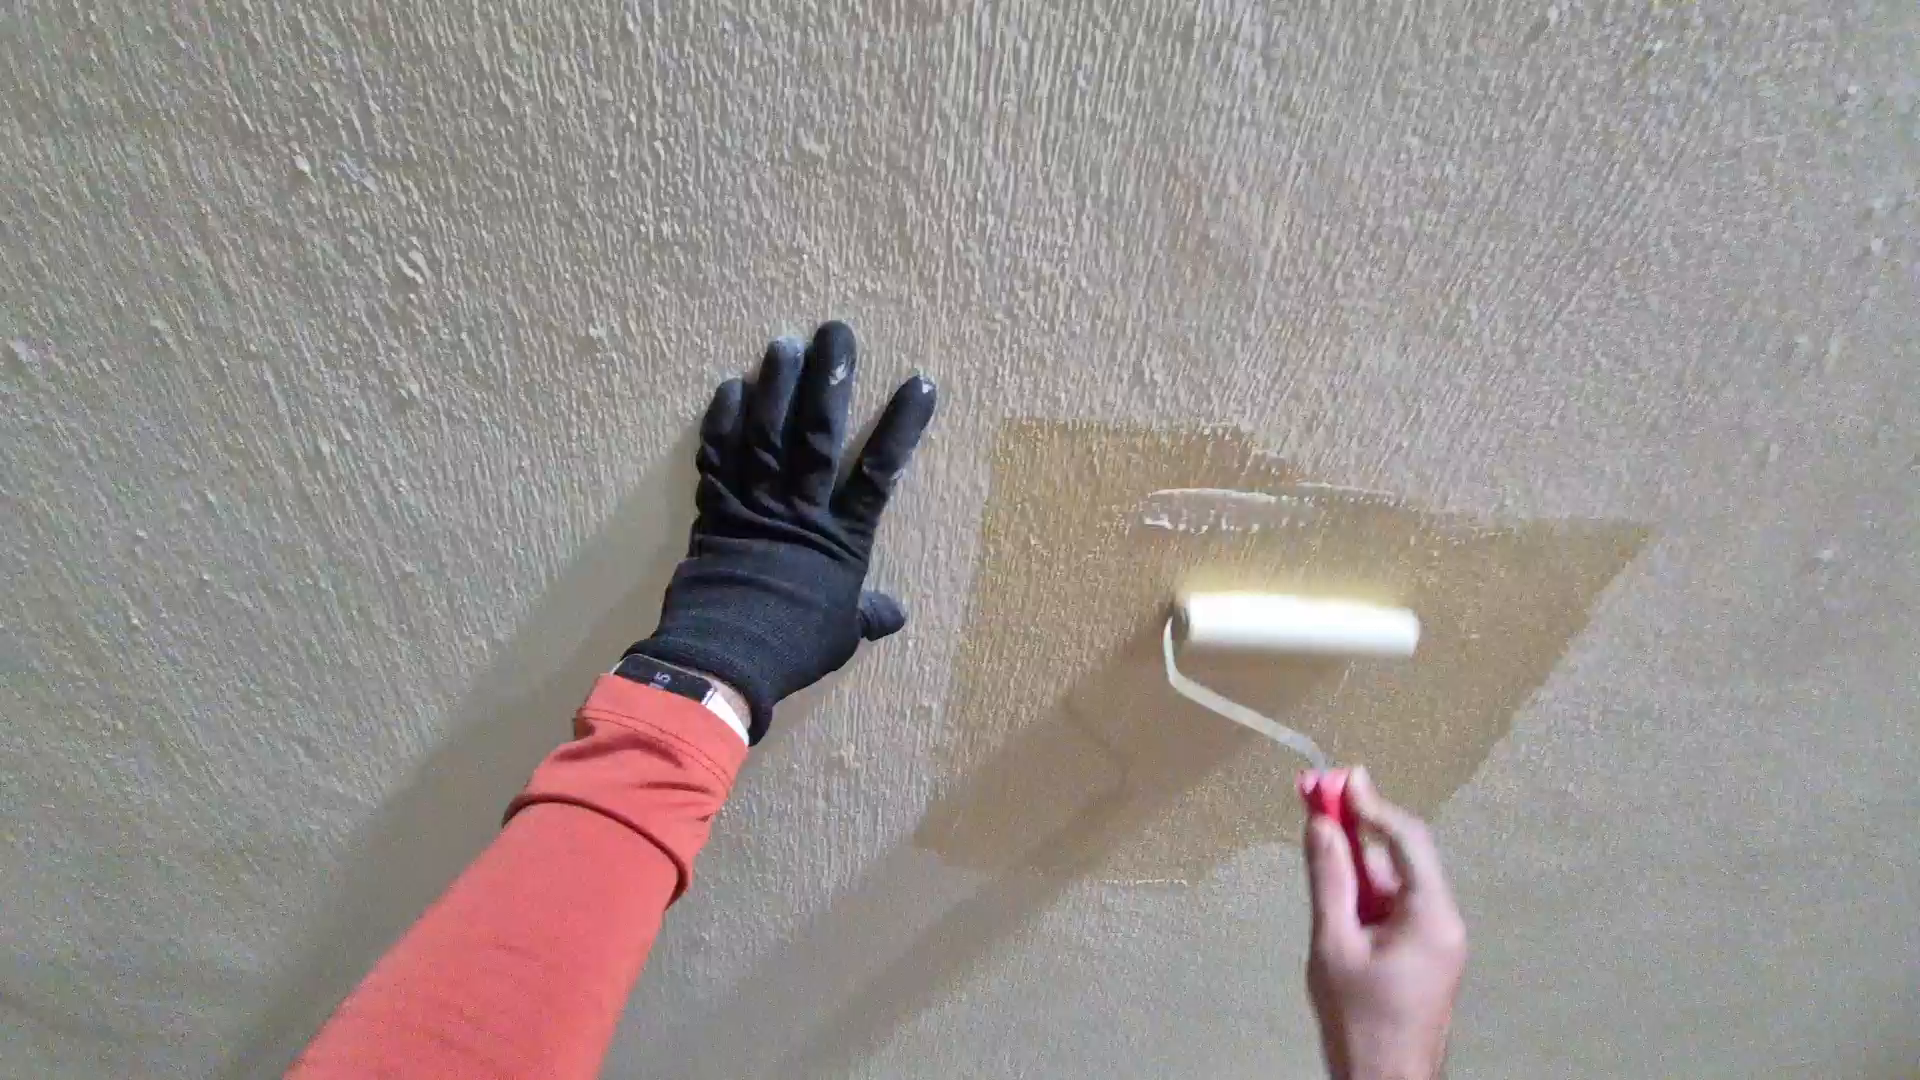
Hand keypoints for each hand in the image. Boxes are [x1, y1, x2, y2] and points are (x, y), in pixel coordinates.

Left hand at [628, 321, 935, 743]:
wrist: (726, 661)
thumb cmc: (795, 647)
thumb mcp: (842, 634)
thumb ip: (868, 615)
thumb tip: (896, 615)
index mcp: (842, 538)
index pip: (880, 472)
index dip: (901, 428)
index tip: (920, 385)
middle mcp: (801, 509)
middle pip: (818, 435)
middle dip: (830, 382)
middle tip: (836, 333)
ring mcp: (756, 505)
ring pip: (767, 436)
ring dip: (775, 387)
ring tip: (784, 344)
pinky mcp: (717, 512)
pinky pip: (718, 460)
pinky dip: (722, 424)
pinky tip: (729, 387)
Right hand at [1301, 767, 1466, 1079]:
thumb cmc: (1359, 1015)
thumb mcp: (1334, 941)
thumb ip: (1329, 877)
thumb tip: (1321, 821)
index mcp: (1432, 916)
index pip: (1407, 839)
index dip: (1370, 804)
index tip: (1334, 779)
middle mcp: (1440, 918)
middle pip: (1399, 851)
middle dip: (1356, 819)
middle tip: (1314, 790)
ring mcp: (1430, 934)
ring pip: (1389, 874)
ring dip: (1352, 848)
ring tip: (1314, 824)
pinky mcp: (1415, 947)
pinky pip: (1386, 897)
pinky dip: (1356, 878)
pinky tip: (1328, 871)